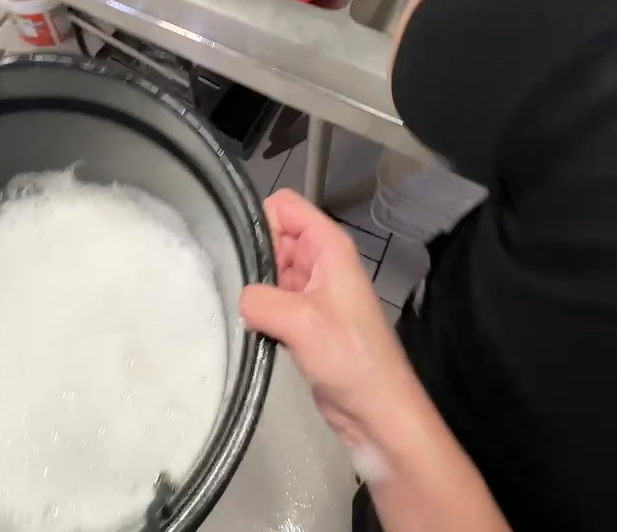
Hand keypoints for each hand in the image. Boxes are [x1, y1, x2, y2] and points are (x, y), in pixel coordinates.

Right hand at [240, 190, 425, 465]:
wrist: (378, 411)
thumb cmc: (349, 357)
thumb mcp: (300, 322)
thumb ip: (259, 299)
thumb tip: (239, 300)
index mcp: (328, 244)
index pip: (284, 205)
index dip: (262, 221)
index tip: (247, 256)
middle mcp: (320, 258)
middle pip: (273, 234)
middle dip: (253, 256)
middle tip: (239, 288)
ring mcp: (312, 288)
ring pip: (269, 267)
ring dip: (255, 286)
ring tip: (245, 311)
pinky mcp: (304, 316)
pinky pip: (272, 296)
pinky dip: (260, 307)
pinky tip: (252, 327)